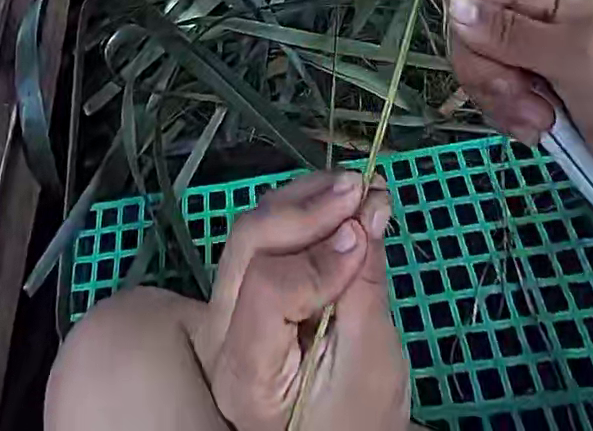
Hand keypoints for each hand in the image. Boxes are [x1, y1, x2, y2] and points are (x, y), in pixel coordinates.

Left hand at [192, 170, 408, 430]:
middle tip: (359, 187)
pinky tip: (337, 200)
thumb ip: (366, 280)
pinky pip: (266, 234)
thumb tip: (371, 207)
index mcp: (245, 371)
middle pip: (249, 243)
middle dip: (307, 207)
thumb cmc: (361, 417)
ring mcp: (225, 305)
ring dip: (306, 197)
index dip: (319, 256)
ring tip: (355, 185)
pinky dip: (304, 209)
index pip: (267, 289)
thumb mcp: (372, 358)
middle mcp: (220, 331)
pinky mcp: (244, 287)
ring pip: (254, 227)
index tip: (365, 232)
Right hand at [362, 0, 592, 193]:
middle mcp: (527, 16)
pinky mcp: (534, 92)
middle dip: (483, 72)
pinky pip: (493, 99)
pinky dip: (510, 119)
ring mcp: (529, 56)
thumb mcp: (578, 56)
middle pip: (461, 34)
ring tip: (543, 120)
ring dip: (500, 101)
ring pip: (473, 71)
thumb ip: (509, 32)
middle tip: (526, 98)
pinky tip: (544, 130)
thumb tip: (450, 2)